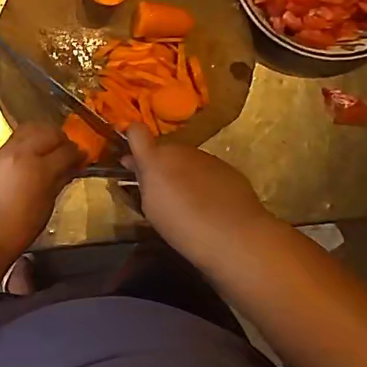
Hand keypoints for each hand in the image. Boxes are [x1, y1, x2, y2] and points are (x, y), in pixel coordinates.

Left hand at [0, 123, 82, 258]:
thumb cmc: (20, 227)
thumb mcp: (47, 205)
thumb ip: (60, 180)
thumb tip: (74, 167)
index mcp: (40, 169)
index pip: (66, 151)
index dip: (78, 154)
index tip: (83, 158)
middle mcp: (23, 153)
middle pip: (50, 133)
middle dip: (63, 140)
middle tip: (68, 152)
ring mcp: (7, 151)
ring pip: (32, 128)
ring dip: (45, 134)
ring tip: (50, 148)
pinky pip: (18, 136)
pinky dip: (30, 139)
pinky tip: (34, 153)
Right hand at [122, 126, 276, 258]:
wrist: (235, 236)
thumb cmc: (182, 226)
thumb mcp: (150, 207)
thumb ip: (142, 181)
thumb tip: (134, 163)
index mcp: (156, 158)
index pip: (136, 131)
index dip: (132, 140)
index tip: (131, 160)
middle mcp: (181, 150)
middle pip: (164, 149)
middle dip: (159, 165)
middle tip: (159, 192)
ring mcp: (207, 157)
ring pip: (186, 160)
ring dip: (182, 174)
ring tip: (186, 204)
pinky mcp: (228, 169)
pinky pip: (206, 171)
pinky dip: (203, 182)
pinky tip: (209, 206)